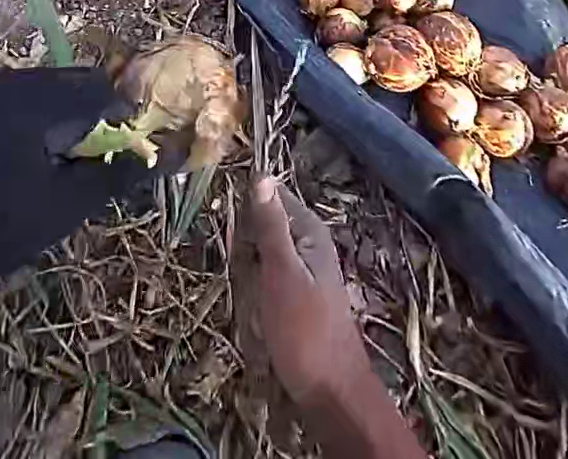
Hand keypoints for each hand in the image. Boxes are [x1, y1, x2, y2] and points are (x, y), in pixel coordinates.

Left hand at [0, 67, 164, 367]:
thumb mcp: (66, 205)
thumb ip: (119, 171)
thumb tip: (169, 152)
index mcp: (33, 100)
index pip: (105, 91)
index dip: (128, 118)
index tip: (134, 149)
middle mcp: (14, 79)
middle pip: (84, 82)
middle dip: (104, 115)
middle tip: (105, 156)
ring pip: (63, 86)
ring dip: (81, 114)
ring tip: (76, 157)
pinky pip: (39, 94)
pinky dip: (56, 115)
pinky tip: (49, 150)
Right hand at [241, 178, 429, 458]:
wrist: (331, 393)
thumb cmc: (305, 330)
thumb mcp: (281, 272)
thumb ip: (270, 225)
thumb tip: (261, 175)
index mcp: (309, 229)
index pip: (270, 196)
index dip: (247, 214)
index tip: (236, 240)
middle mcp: (307, 242)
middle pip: (260, 228)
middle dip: (246, 253)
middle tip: (249, 282)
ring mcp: (301, 270)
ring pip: (257, 258)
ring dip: (248, 281)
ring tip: (256, 308)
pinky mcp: (294, 295)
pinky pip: (263, 283)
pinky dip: (256, 298)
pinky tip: (259, 320)